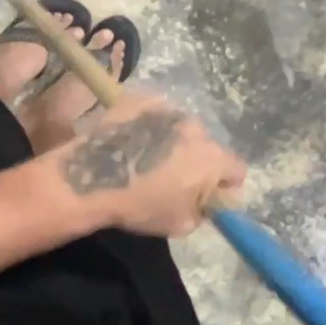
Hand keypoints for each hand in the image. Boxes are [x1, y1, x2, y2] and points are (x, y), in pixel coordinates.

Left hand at [49, 93, 245, 237]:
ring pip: (179, 128)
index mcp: (212, 157)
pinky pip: (153, 114)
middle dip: (196, 160)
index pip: (236, 169)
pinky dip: (147, 126)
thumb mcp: (182, 224)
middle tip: (172, 176)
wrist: (89, 177)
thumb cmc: (139, 205)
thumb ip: (204, 209)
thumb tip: (205, 200)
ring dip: (171, 140)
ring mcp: (166, 109)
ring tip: (145, 157)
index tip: (209, 194)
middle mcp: (195, 126)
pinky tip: (130, 141)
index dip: (225, 184)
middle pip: (206, 145)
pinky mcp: (139, 99)